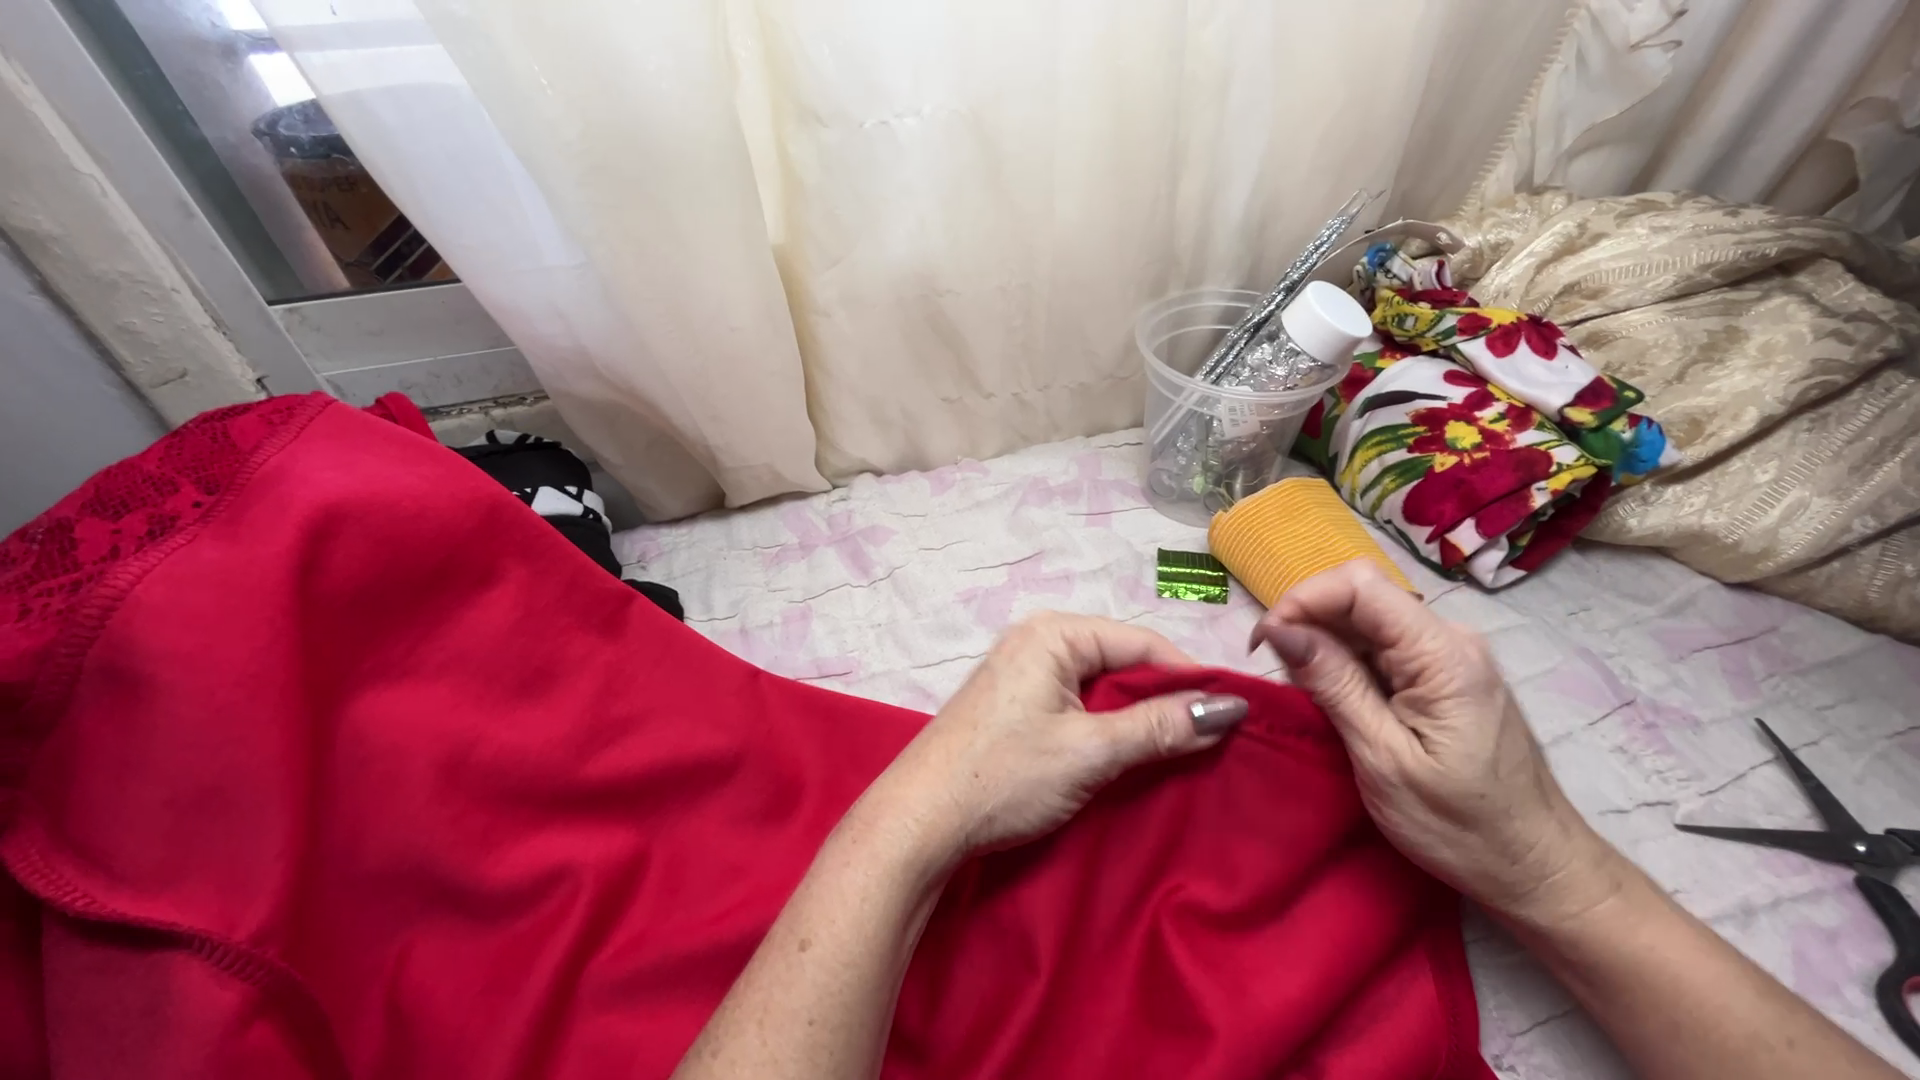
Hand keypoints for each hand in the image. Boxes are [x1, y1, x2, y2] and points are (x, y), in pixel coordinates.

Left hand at [878, 614, 1247, 859]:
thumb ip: (1160, 727)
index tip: (1233, 717)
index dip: (1190, 678)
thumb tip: (1229, 708)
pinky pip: (1075, 702)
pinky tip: (1124, 753)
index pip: (1142, 643)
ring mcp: (1020, 671)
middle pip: (1120, 661)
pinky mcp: (1012, 703)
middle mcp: (1035, 639)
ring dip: (1134, 716)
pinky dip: (1104, 725)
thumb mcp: (1091, 751)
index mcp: (1052, 633)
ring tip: (1173, 750)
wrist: (921, 821)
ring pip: (1099, 685)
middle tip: (1206, 739)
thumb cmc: (1006, 776)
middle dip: (1162, 698)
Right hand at [1249, 560, 1620, 925]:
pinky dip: (1343, 661)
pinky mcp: (1442, 674)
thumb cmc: (1460, 826)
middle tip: (1277, 671)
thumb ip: (1333, 685)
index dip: (1302, 599)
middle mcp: (1449, 639)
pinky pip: (1380, 646)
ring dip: (1322, 643)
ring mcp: (1448, 654)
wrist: (1534, 866)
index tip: (1264, 643)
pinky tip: (1333, 697)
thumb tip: (1279, 630)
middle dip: (1306, 620)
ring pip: (1366, 619)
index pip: (1360, 585)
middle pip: (1361, 594)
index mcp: (1442, 655)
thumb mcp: (1383, 759)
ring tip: (1304, 693)